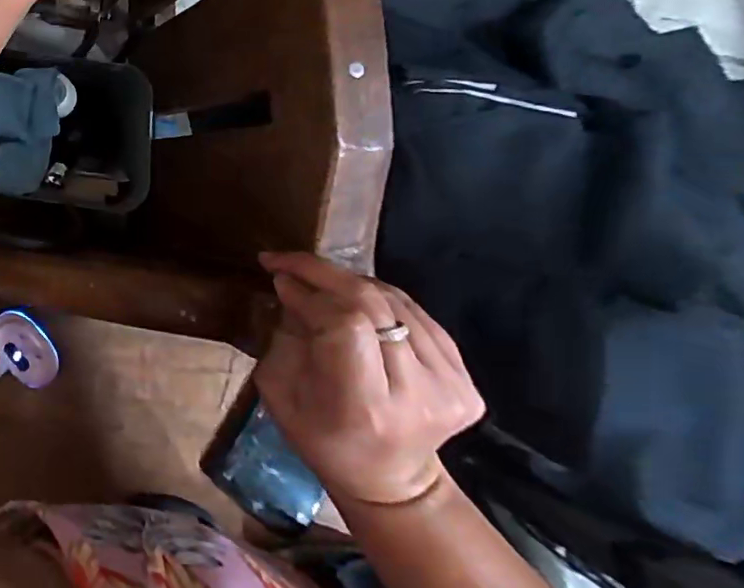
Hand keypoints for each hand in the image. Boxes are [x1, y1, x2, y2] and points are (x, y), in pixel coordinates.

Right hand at [254, 251, 485, 507]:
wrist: (390, 480)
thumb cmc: (320, 438)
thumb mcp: (281, 391)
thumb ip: (285, 336)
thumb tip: (291, 285)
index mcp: (367, 406)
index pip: (345, 325)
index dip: (310, 293)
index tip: (277, 278)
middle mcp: (418, 394)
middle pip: (371, 305)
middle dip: (322, 273)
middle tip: (287, 263)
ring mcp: (450, 386)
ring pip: (393, 301)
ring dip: (347, 280)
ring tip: (316, 279)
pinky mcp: (465, 378)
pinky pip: (414, 312)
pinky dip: (377, 295)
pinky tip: (351, 296)